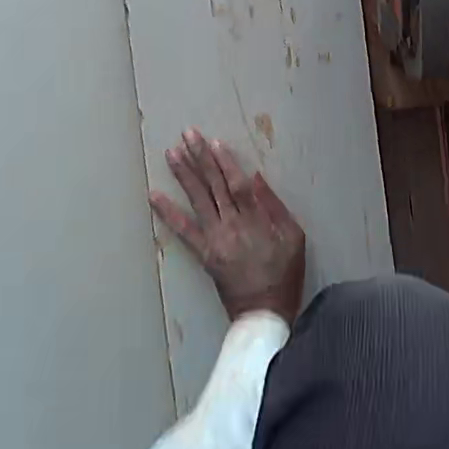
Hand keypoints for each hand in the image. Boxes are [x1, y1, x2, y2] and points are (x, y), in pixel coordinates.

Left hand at [149, 129, 306, 324]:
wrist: (264, 314)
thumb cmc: (285, 274)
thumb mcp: (294, 237)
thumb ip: (274, 206)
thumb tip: (256, 177)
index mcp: (256, 221)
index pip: (238, 185)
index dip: (226, 163)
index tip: (215, 143)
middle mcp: (232, 226)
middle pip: (214, 186)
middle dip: (201, 158)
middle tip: (188, 134)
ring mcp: (215, 240)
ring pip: (197, 200)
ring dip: (184, 174)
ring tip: (172, 152)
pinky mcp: (203, 253)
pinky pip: (183, 231)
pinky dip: (168, 212)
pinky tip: (154, 195)